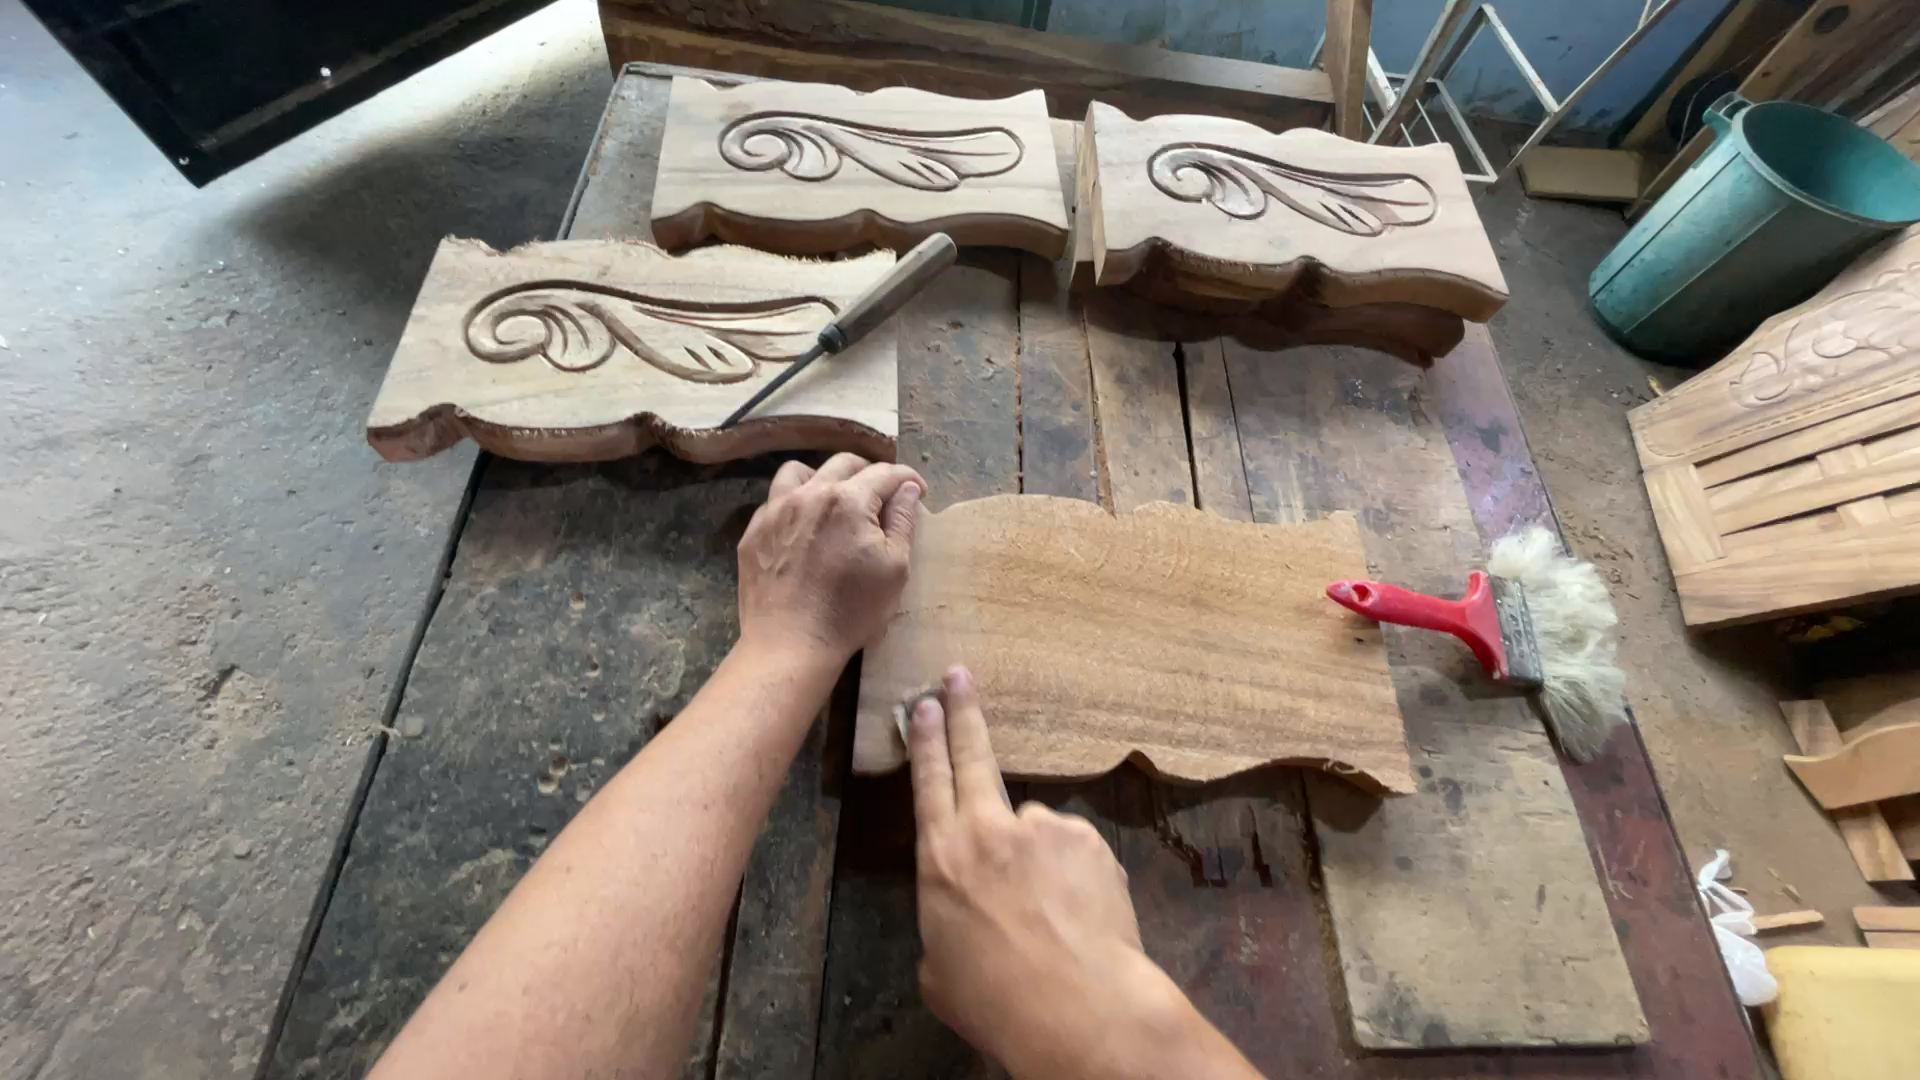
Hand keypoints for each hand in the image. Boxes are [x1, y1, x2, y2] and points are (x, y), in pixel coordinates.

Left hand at [737, 453, 924, 662]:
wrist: (790, 643)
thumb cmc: (851, 610)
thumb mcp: (894, 568)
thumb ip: (903, 521)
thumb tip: (908, 489)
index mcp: (849, 500)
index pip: (885, 473)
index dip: (908, 479)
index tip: (919, 491)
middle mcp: (809, 494)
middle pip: (844, 463)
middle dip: (871, 472)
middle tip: (884, 494)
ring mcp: (776, 511)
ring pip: (801, 471)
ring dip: (825, 477)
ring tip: (836, 499)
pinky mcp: (755, 532)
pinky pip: (775, 500)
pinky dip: (795, 503)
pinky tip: (804, 526)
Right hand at [909, 667, 1263, 1078]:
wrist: (1078, 1008)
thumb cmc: (995, 1001)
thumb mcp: (942, 970)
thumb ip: (945, 924)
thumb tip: (962, 917)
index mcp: (943, 858)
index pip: (928, 783)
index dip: (926, 740)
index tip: (925, 703)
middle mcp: (988, 829)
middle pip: (973, 755)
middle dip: (963, 711)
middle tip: (959, 675)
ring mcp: (1040, 827)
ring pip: (1034, 828)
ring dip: (1040, 859)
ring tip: (1054, 913)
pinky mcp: (1085, 837)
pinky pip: (1074, 851)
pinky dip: (1076, 877)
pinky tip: (1082, 914)